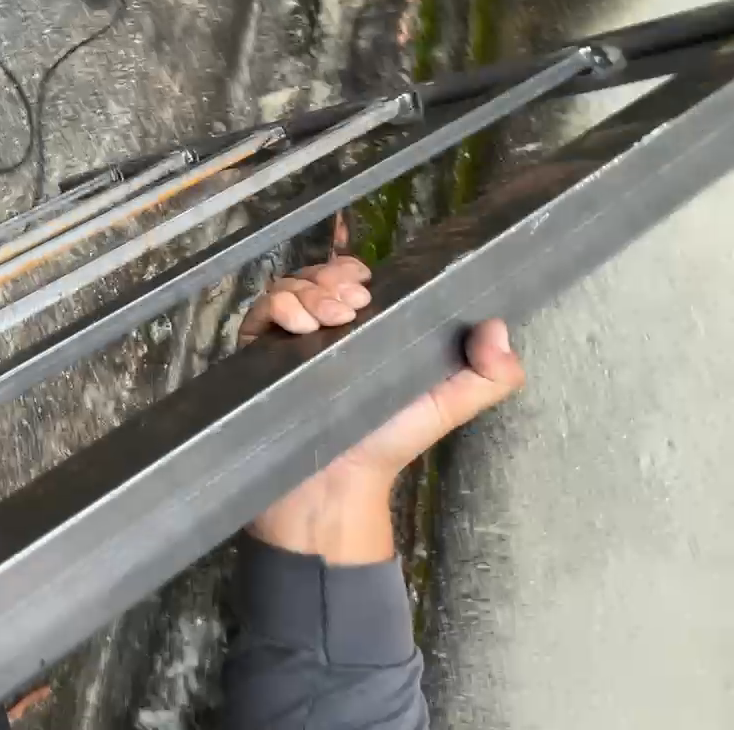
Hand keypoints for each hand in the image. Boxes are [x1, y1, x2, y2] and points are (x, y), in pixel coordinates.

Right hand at [237, 255, 525, 563]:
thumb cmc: (386, 442)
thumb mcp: (446, 408)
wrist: (332, 479)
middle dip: (329, 279)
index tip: (367, 286)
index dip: (352, 272)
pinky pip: (257, 312)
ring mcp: (284, 339)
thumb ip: (487, 376)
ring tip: (328, 320)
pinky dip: (276, 307)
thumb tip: (496, 325)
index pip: (348, 282)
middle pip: (313, 278)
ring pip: (285, 289)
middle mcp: (320, 329)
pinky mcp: (255, 351)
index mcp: (362, 331)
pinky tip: (298, 325)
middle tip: (352, 304)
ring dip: (306, 293)